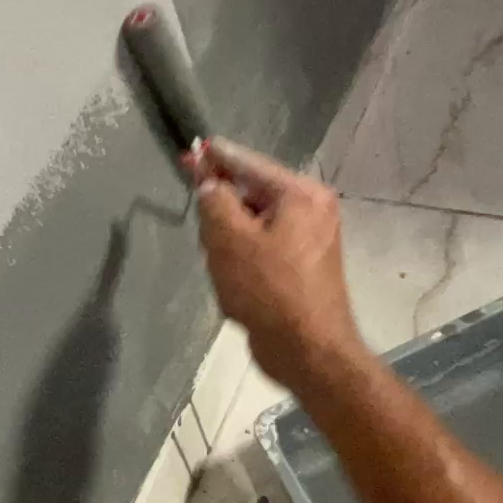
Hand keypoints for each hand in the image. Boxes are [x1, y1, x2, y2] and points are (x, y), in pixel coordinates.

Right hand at [188, 138, 362, 386]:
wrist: (309, 352)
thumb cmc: (268, 290)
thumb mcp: (229, 238)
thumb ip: (214, 199)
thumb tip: (211, 183)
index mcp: (301, 194)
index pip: (248, 163)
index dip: (215, 158)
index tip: (190, 150)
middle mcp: (313, 208)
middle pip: (252, 191)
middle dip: (221, 206)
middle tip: (200, 223)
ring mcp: (312, 238)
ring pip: (254, 220)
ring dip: (229, 234)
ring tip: (216, 259)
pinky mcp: (303, 264)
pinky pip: (265, 243)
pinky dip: (243, 251)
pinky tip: (230, 273)